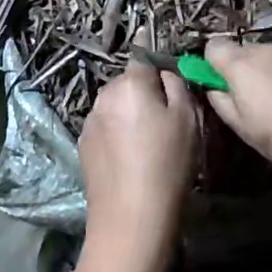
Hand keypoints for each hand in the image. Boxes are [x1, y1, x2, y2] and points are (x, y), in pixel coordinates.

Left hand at [79, 57, 199, 258]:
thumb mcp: (187, 119)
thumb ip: (176, 85)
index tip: (163, 60)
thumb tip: (164, 71)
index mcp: (130, 84)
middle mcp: (104, 95)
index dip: (154, 55)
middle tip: (166, 116)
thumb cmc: (167, 165)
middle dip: (144, 90)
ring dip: (129, 111)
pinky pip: (105, 126)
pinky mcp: (83, 145)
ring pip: (115, 104)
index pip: (142, 54)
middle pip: (128, 81)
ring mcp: (90, 120)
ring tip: (147, 140)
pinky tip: (130, 157)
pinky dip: (117, 132)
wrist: (131, 218)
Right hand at [202, 39, 271, 179]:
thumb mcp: (246, 132)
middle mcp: (267, 48)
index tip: (225, 88)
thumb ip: (223, 103)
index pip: (213, 46)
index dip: (215, 65)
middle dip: (247, 72)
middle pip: (245, 52)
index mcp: (242, 65)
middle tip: (262, 105)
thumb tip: (216, 88)